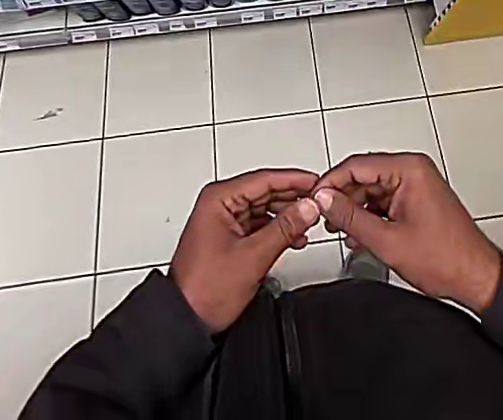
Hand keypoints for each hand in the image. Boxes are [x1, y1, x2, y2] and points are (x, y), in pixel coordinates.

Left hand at [168, 168, 320, 332]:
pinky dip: (276, 229)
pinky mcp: (228, 235)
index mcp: (218, 199)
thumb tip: (307, 207)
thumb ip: (284, 228)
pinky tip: (293, 236)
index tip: (316, 181)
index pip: (263, 179)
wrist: (185, 323)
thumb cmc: (203, 290)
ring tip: (308, 221)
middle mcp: (219, 204)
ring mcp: (223, 220)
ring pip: (263, 207)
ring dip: (286, 215)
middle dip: (292, 198)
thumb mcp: (252, 256)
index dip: (293, 180)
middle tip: (317, 202)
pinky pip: (258, 223)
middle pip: (264, 191)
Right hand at [312, 152, 502, 313]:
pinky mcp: (415, 198)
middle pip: (363, 175)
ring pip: (371, 189)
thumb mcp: (387, 240)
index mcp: (409, 169)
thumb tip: (326, 199)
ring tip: (341, 230)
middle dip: (342, 198)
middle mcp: (413, 170)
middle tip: (325, 216)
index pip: (357, 164)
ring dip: (355, 210)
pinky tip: (359, 234)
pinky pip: (383, 199)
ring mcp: (415, 183)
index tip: (315, 197)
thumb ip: (351, 217)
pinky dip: (369, 216)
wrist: (477, 279)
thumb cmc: (448, 259)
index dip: (331, 182)